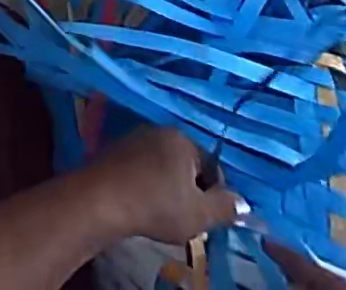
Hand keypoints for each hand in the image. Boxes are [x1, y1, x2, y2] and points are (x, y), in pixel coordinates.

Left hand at [79, 127, 240, 244]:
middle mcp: (158, 130)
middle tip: (186, 215)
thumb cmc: (157, 204)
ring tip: (164, 211)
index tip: (206, 215)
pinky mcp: (117, 148)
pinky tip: (143, 201)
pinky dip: (148, 182)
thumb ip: (226, 207)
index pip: (212, 165)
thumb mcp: (200, 214)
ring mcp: (134, 137)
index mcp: (181, 139)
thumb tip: (243, 202)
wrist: (102, 198)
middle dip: (191, 189)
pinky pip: (143, 165)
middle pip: (187, 163)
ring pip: (164, 165)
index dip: (215, 194)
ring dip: (169, 186)